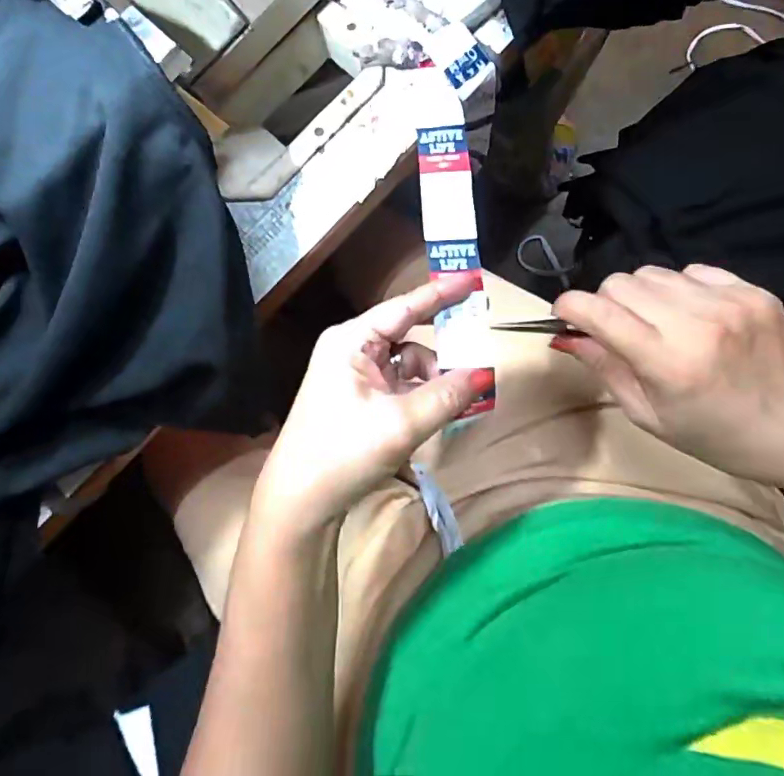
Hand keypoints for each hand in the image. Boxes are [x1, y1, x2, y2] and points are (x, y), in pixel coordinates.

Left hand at [252, 274, 490, 533]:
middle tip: (475, 344)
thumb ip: (447, 396)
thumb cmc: (343, 454)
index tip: (473, 278)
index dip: (441, 293)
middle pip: (408, 335)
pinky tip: (437, 411)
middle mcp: (349, 348)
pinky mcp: (356, 397)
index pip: (404, 307)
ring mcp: (351, 374)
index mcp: (351, 341)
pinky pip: (398, 383)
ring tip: (455, 402)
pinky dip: (420, 393)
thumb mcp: (402, 425)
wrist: (298, 505)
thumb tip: (484, 374)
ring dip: (433, 378)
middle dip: (441, 346)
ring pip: (407, 363)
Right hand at [551, 265, 783, 487]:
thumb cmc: (719, 436)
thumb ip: (606, 369)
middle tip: (621, 330)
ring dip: (643, 295)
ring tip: (661, 324)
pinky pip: (691, 271)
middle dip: (606, 302)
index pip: (599, 312)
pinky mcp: (751, 289)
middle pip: (620, 283)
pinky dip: (680, 290)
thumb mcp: (651, 417)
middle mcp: (696, 324)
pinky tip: (696, 317)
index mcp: (669, 364)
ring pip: (652, 272)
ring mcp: (727, 302)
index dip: (570, 306)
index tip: (565, 314)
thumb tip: (564, 336)